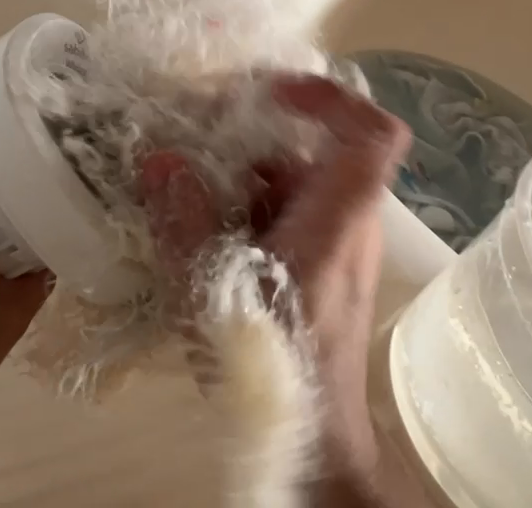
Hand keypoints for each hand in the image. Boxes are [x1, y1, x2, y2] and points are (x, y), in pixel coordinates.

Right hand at [139, 75, 409, 502]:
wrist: (314, 443)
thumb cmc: (278, 370)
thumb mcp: (215, 295)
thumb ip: (185, 224)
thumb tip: (160, 159)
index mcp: (338, 221)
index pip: (371, 135)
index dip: (328, 96)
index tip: (266, 89)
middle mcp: (347, 223)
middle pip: (312, 149)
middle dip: (251, 131)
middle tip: (192, 127)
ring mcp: (333, 243)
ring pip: (289, 180)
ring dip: (236, 169)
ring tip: (179, 175)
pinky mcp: (314, 263)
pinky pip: (280, 209)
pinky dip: (239, 201)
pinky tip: (195, 220)